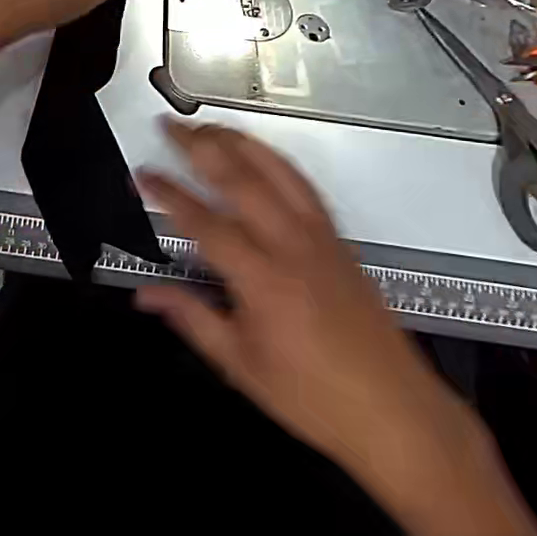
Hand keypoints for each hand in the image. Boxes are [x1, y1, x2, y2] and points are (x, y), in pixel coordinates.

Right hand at [135, 122, 536, 535]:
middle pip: (239, 177)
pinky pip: (303, 182)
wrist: (394, 410)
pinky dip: (275, 158)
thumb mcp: (240, 364)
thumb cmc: (316, 396)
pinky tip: (260, 153)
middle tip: (170, 126)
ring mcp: (320, 235)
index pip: (203, 220)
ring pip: (275, 169)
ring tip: (209, 125)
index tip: (142, 174)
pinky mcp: (338, 236)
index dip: (167, 193)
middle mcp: (292, 245)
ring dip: (238, 141)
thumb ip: (190, 318)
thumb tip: (147, 295)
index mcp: (263, 279)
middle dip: (199, 145)